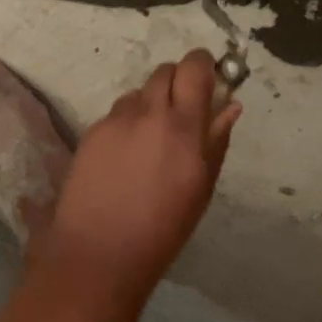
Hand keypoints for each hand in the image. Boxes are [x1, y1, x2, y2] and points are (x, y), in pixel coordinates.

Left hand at [33, 49, 242, 292]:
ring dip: (150, 104)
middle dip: (177, 83)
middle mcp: (150, 112)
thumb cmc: (163, 229)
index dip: (202, 65)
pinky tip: (125, 157)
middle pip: (166, 70)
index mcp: (184, 126)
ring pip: (140, 91)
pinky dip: (127, 123)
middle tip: (180, 114)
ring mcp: (116, 120)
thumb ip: (216, 139)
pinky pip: (117, 112)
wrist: (99, 256)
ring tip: (149, 141)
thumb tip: (230, 104)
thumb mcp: (202, 187)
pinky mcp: (91, 132)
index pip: (195, 66)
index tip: (207, 79)